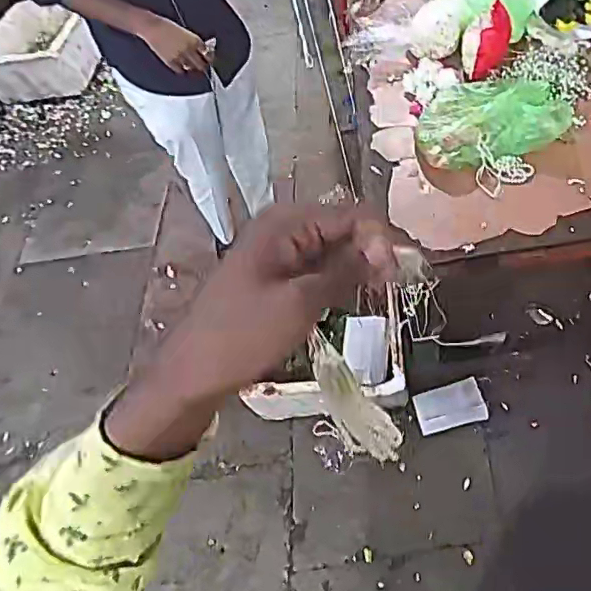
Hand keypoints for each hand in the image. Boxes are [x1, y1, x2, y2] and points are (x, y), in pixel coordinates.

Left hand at [106, 204, 397, 459]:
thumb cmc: (242, 335)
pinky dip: (339, 280)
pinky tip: (355, 298)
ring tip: (381, 293)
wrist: (190, 375)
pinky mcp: (278, 276)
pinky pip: (318, 268)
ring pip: (334, 250)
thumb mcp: (301, 302)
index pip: (353, 215)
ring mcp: (279, 252)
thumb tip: (386, 248)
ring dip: (359, 268)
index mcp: (286, 222)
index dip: (381, 239)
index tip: (401, 272)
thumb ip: (347, 270)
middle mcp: (284, 228)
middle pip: (345, 229)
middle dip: (373, 251)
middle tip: (395, 285)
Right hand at [139, 15, 211, 74]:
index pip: (208, 54)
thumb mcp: (186, 33)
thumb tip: (204, 50)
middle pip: (201, 64)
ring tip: (191, 66)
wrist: (152, 27)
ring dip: (192, 68)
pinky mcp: (170, 61)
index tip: (208, 59)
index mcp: (195, 40)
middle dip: (203, 66)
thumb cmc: (168, 27)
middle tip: (202, 66)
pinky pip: (180, 70)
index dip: (209, 58)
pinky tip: (181, 67)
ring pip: (191, 68)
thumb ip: (195, 43)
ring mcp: (180, 56)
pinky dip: (182, 70)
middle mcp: (189, 49)